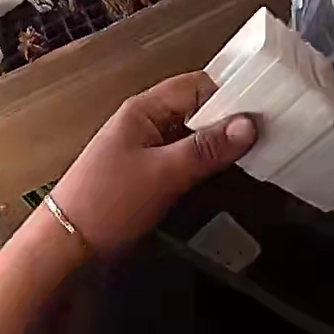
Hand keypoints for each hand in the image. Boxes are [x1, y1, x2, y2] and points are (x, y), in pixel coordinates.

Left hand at [48, 71, 257, 253]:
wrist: (64, 247)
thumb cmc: (108, 202)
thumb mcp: (162, 173)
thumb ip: (206, 148)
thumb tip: (250, 124)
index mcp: (144, 109)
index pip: (196, 86)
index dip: (229, 93)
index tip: (264, 108)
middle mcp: (147, 121)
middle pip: (197, 109)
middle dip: (229, 119)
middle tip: (269, 131)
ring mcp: (147, 148)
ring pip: (193, 134)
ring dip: (218, 142)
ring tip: (258, 150)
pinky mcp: (149, 173)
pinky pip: (185, 156)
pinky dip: (206, 160)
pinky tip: (228, 171)